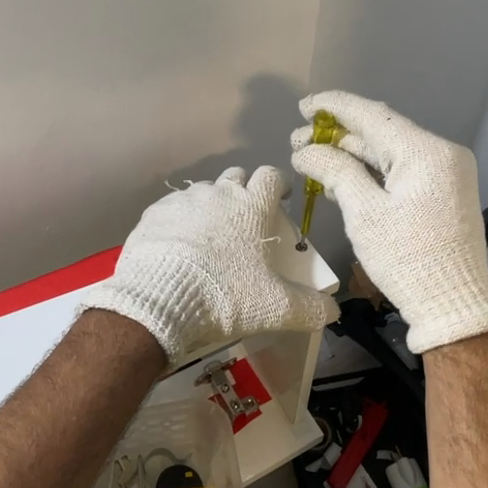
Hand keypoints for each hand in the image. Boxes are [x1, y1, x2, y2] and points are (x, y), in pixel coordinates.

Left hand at [78, 166, 338, 365]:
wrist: (159, 301)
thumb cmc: (226, 297)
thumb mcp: (276, 308)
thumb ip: (310, 308)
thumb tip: (333, 310)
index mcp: (253, 206)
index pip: (272, 176)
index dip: (278, 185)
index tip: (279, 200)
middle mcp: (219, 193)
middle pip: (236, 176)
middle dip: (243, 191)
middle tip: (244, 221)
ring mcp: (184, 200)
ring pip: (203, 192)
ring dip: (211, 206)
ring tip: (208, 238)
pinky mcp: (154, 213)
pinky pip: (173, 209)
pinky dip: (180, 221)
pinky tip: (177, 247)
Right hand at [290, 91, 487, 352]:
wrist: (453, 307)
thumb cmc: (407, 259)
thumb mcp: (365, 214)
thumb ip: (335, 171)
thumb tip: (306, 150)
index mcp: (427, 152)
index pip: (373, 115)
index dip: (334, 106)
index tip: (303, 106)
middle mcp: (442, 154)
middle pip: (382, 133)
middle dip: (338, 136)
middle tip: (298, 141)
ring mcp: (447, 173)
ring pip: (391, 153)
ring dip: (353, 155)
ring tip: (312, 159)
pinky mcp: (444, 192)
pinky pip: (403, 171)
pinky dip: (373, 173)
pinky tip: (341, 178)